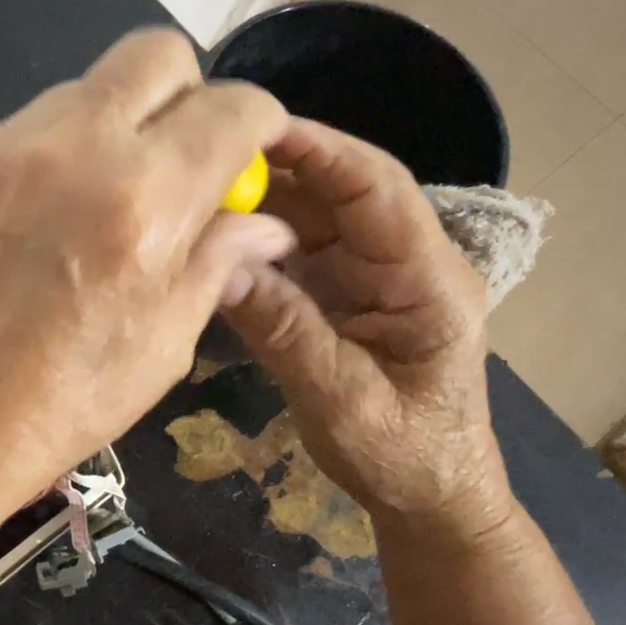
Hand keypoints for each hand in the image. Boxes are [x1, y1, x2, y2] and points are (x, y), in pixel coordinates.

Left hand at [0, 28, 295, 521]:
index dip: (258, 125)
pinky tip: (29, 226)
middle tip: (173, 161)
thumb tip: (262, 221)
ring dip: (107, 129)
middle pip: (154, 56)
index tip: (249, 154)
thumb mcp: (164, 344)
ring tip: (90, 205)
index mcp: (142, 198)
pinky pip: (17, 132)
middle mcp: (68, 149)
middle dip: (184, 97)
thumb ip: (218, 260)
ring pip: (79, 91)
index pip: (231, 107)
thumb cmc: (63, 404)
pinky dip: (43, 160)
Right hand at [222, 119, 511, 536]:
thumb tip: (220, 269)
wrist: (432, 498)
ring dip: (258, 206)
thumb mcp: (341, 403)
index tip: (252, 126)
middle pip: (340, 192)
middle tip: (197, 162)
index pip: (377, 189)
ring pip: (315, 218)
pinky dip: (256, 244)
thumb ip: (287, 334)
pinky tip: (213, 243)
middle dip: (275, 170)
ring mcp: (374, 276)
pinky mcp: (347, 294)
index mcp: (427, 281)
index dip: (319, 150)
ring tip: (193, 199)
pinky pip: (299, 253)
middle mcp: (404, 262)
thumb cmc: (404, 457)